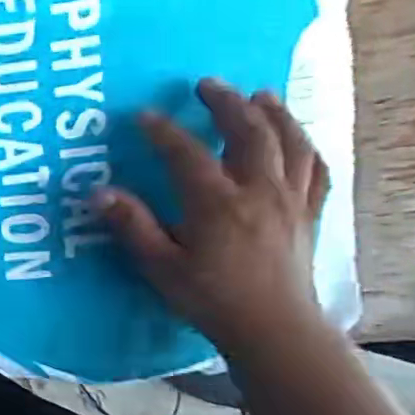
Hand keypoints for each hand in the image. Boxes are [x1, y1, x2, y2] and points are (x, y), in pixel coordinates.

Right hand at [95, 78, 332, 356]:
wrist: (274, 329)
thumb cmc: (210, 299)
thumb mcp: (160, 266)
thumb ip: (131, 226)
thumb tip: (99, 192)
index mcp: (217, 203)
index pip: (185, 153)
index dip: (162, 131)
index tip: (143, 114)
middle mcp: (258, 191)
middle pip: (248, 132)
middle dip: (226, 103)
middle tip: (207, 84)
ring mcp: (291, 200)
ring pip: (289, 142)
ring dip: (273, 113)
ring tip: (259, 95)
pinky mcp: (309, 214)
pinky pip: (315, 169)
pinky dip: (305, 146)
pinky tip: (296, 139)